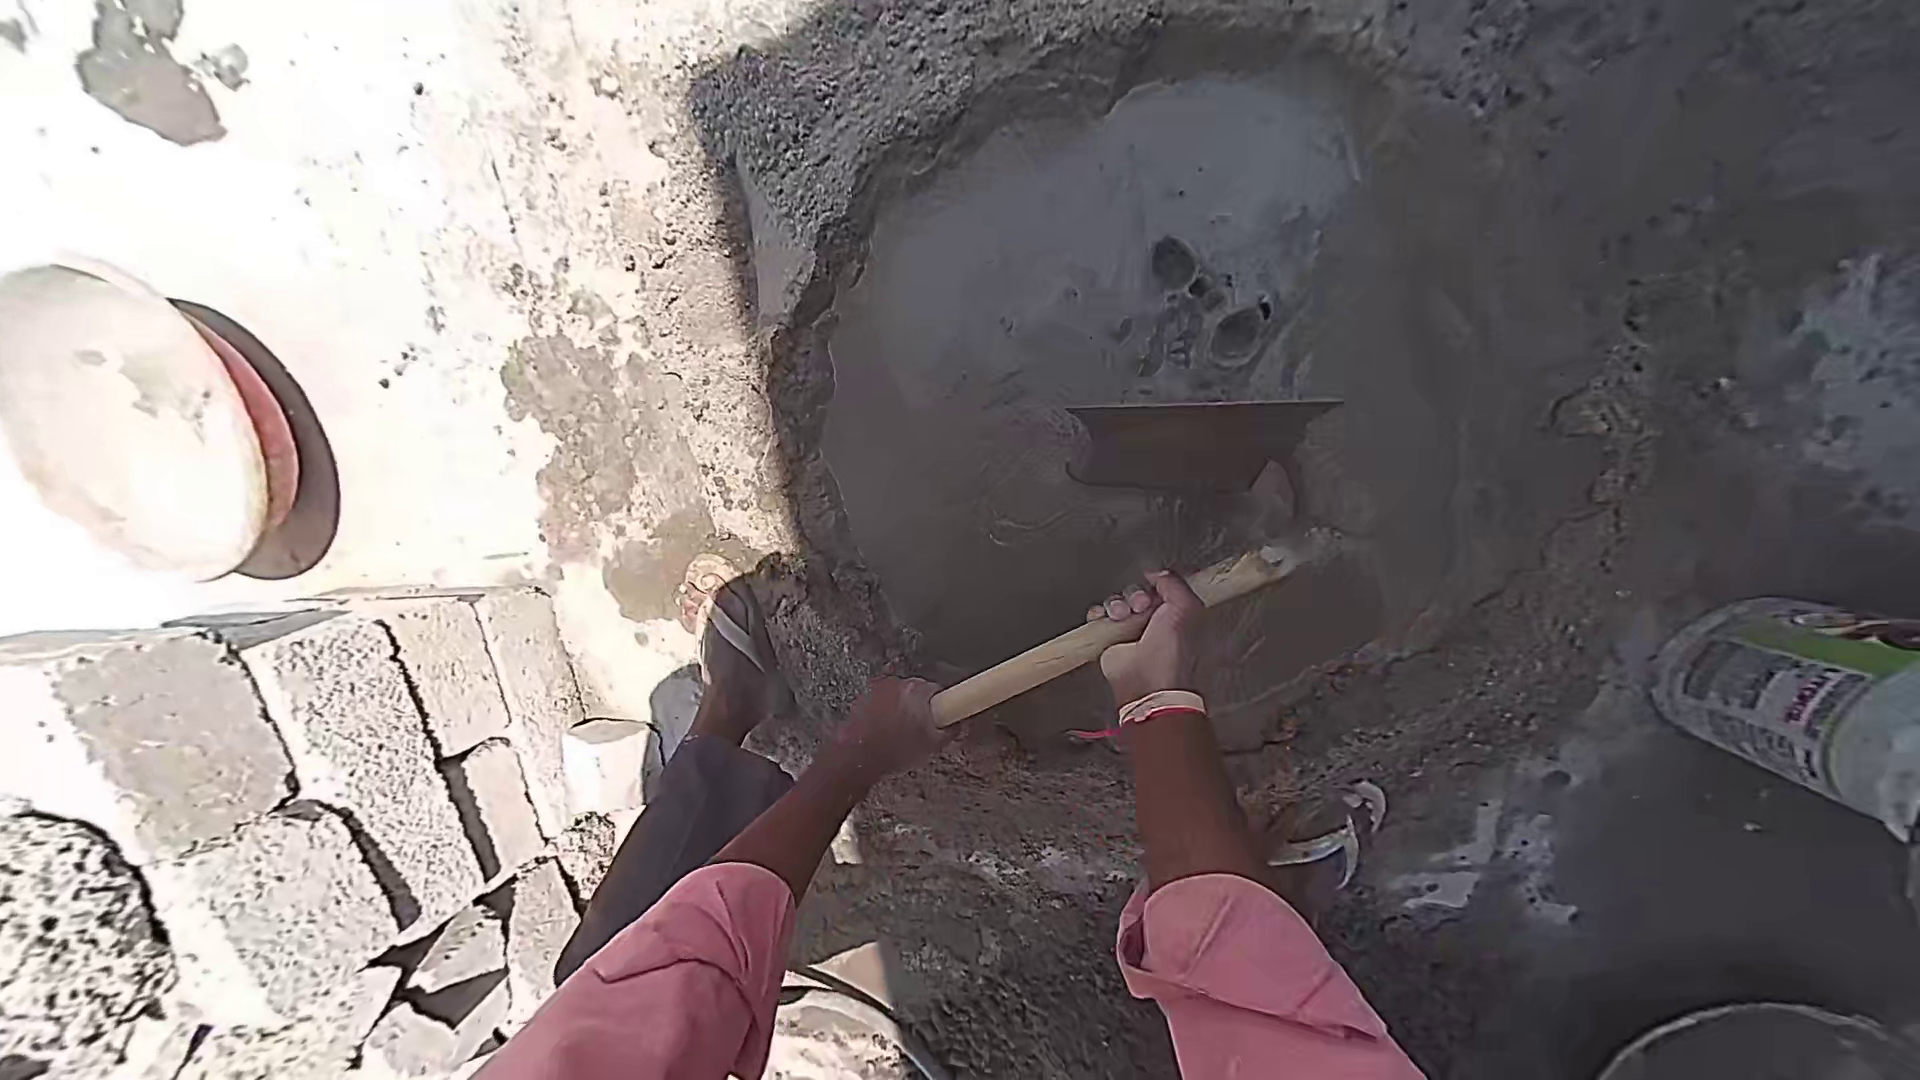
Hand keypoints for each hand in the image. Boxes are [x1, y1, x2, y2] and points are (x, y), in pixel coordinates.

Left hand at [834, 677, 947, 776]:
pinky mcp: (865, 696)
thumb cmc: (894, 750)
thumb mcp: (933, 746)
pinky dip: (885, 712)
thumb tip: (958, 723)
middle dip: (921, 708)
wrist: (857, 757)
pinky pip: (883, 701)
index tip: (941, 716)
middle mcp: (899, 683)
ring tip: (900, 734)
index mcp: (918, 690)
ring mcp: (879, 688)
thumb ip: (950, 730)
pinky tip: (885, 732)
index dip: (943, 705)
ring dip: (902, 709)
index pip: (939, 691)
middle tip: (921, 731)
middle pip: (919, 691)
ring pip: (900, 696)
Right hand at [1086, 570, 1202, 703]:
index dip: (1155, 584)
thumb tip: (1156, 573)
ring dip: (1116, 605)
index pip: (1159, 588)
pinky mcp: (1109, 640)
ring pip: (1117, 602)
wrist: (1148, 683)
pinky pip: (1099, 617)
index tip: (1154, 589)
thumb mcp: (1186, 609)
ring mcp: (1130, 631)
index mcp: (1174, 615)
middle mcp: (1152, 623)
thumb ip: (1175, 584)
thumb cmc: (1173, 654)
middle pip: (1136, 592)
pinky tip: (1105, 619)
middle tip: (1139, 606)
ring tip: (1121, 617)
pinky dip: (1099, 615)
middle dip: (1135, 595)